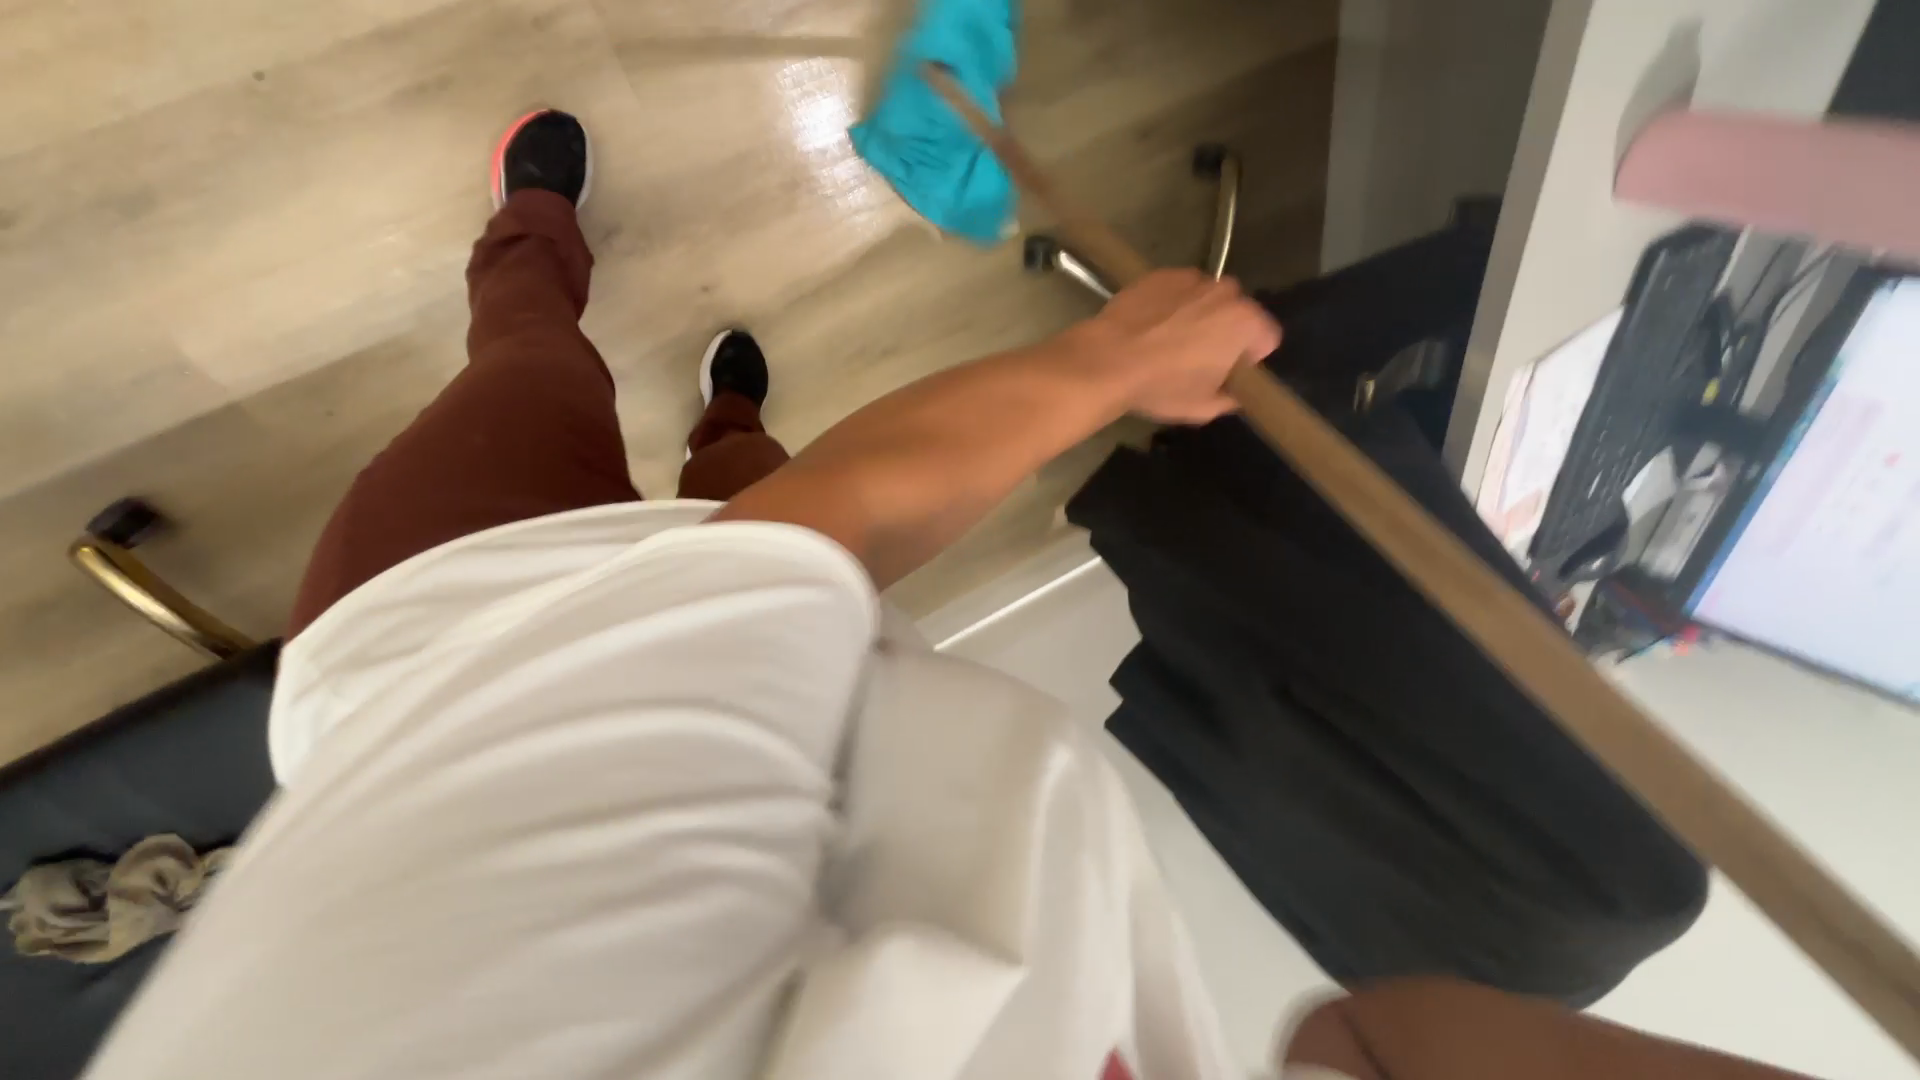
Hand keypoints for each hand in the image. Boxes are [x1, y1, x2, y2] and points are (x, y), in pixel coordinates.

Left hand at [1066, 268, 1281, 423]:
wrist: (1107, 360)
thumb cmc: (1161, 386)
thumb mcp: (1202, 408)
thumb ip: (1229, 400)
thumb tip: (1233, 394)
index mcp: (1246, 323)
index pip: (1267, 339)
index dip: (1250, 359)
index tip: (1227, 372)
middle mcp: (1226, 291)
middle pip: (1238, 314)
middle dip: (1224, 332)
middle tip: (1196, 358)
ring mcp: (1192, 278)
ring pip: (1207, 299)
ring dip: (1198, 315)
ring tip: (1167, 341)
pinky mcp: (1161, 274)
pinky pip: (1177, 290)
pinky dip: (1170, 303)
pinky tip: (1149, 326)